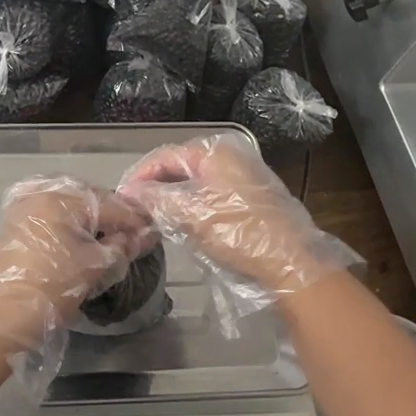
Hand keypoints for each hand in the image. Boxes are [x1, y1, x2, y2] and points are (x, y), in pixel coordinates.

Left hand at [0, 177, 156, 349]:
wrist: (5, 313)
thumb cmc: (55, 286)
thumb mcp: (98, 266)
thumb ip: (125, 245)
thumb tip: (148, 235)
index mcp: (65, 199)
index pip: (112, 205)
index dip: (135, 220)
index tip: (152, 232)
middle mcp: (43, 193)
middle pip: (90, 198)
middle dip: (112, 214)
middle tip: (132, 233)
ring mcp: (25, 204)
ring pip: (69, 203)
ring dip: (89, 216)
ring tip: (108, 235)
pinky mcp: (14, 220)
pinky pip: (50, 211)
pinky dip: (67, 220)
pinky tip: (79, 235)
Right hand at [118, 136, 343, 296]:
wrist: (292, 262)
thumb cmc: (240, 233)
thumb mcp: (192, 215)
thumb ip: (158, 198)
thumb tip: (131, 191)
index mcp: (216, 153)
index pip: (166, 156)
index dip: (141, 175)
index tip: (123, 196)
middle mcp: (231, 156)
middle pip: (182, 165)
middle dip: (156, 184)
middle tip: (136, 206)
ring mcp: (245, 175)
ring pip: (197, 180)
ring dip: (174, 195)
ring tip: (154, 214)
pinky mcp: (253, 196)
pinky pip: (213, 192)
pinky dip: (194, 202)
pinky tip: (183, 220)